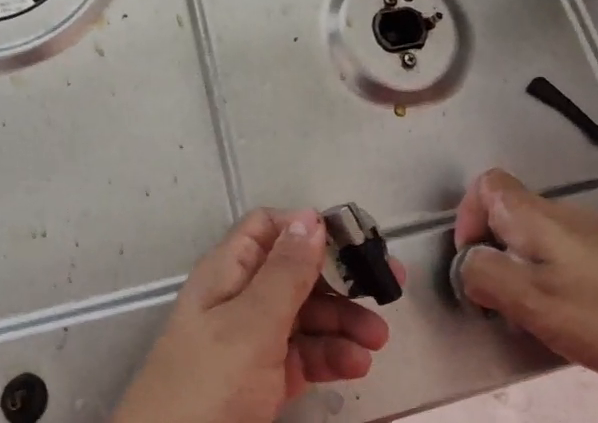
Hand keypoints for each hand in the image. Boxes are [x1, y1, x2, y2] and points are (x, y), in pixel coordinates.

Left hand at [114, 209, 393, 422]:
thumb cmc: (208, 382)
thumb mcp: (250, 324)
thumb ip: (284, 273)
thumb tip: (310, 216)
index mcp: (228, 271)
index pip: (270, 228)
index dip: (309, 227)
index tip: (355, 240)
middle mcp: (239, 298)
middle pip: (296, 272)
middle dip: (341, 279)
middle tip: (389, 288)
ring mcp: (250, 342)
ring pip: (306, 316)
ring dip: (343, 323)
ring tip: (377, 340)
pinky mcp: (261, 381)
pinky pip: (303, 356)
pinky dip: (331, 357)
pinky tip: (356, 365)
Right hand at [454, 169, 597, 422]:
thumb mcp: (533, 301)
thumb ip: (486, 276)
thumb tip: (465, 264)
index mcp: (537, 216)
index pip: (486, 185)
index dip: (466, 218)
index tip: (471, 264)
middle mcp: (564, 217)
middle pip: (510, 219)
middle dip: (495, 260)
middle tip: (502, 304)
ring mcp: (595, 240)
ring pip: (539, 247)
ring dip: (525, 281)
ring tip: (537, 323)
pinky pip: (568, 268)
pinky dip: (556, 292)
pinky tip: (574, 328)